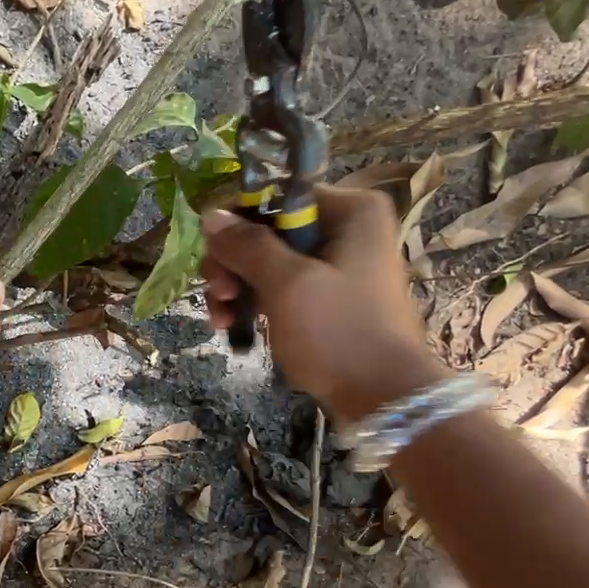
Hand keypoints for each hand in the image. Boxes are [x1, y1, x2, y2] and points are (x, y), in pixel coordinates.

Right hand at [201, 185, 448, 420]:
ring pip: (261, 260)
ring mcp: (332, 262)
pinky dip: (247, 302)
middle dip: (231, 264)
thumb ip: (248, 246)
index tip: (215, 260)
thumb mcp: (287, 284)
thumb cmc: (338, 330)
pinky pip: (272, 284)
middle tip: (218, 295)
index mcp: (350, 211)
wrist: (378, 389)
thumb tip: (210, 215)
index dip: (237, 226)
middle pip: (263, 231)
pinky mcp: (321, 292)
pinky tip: (230, 325)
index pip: (276, 198)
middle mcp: (344, 227)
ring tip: (221, 318)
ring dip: (232, 288)